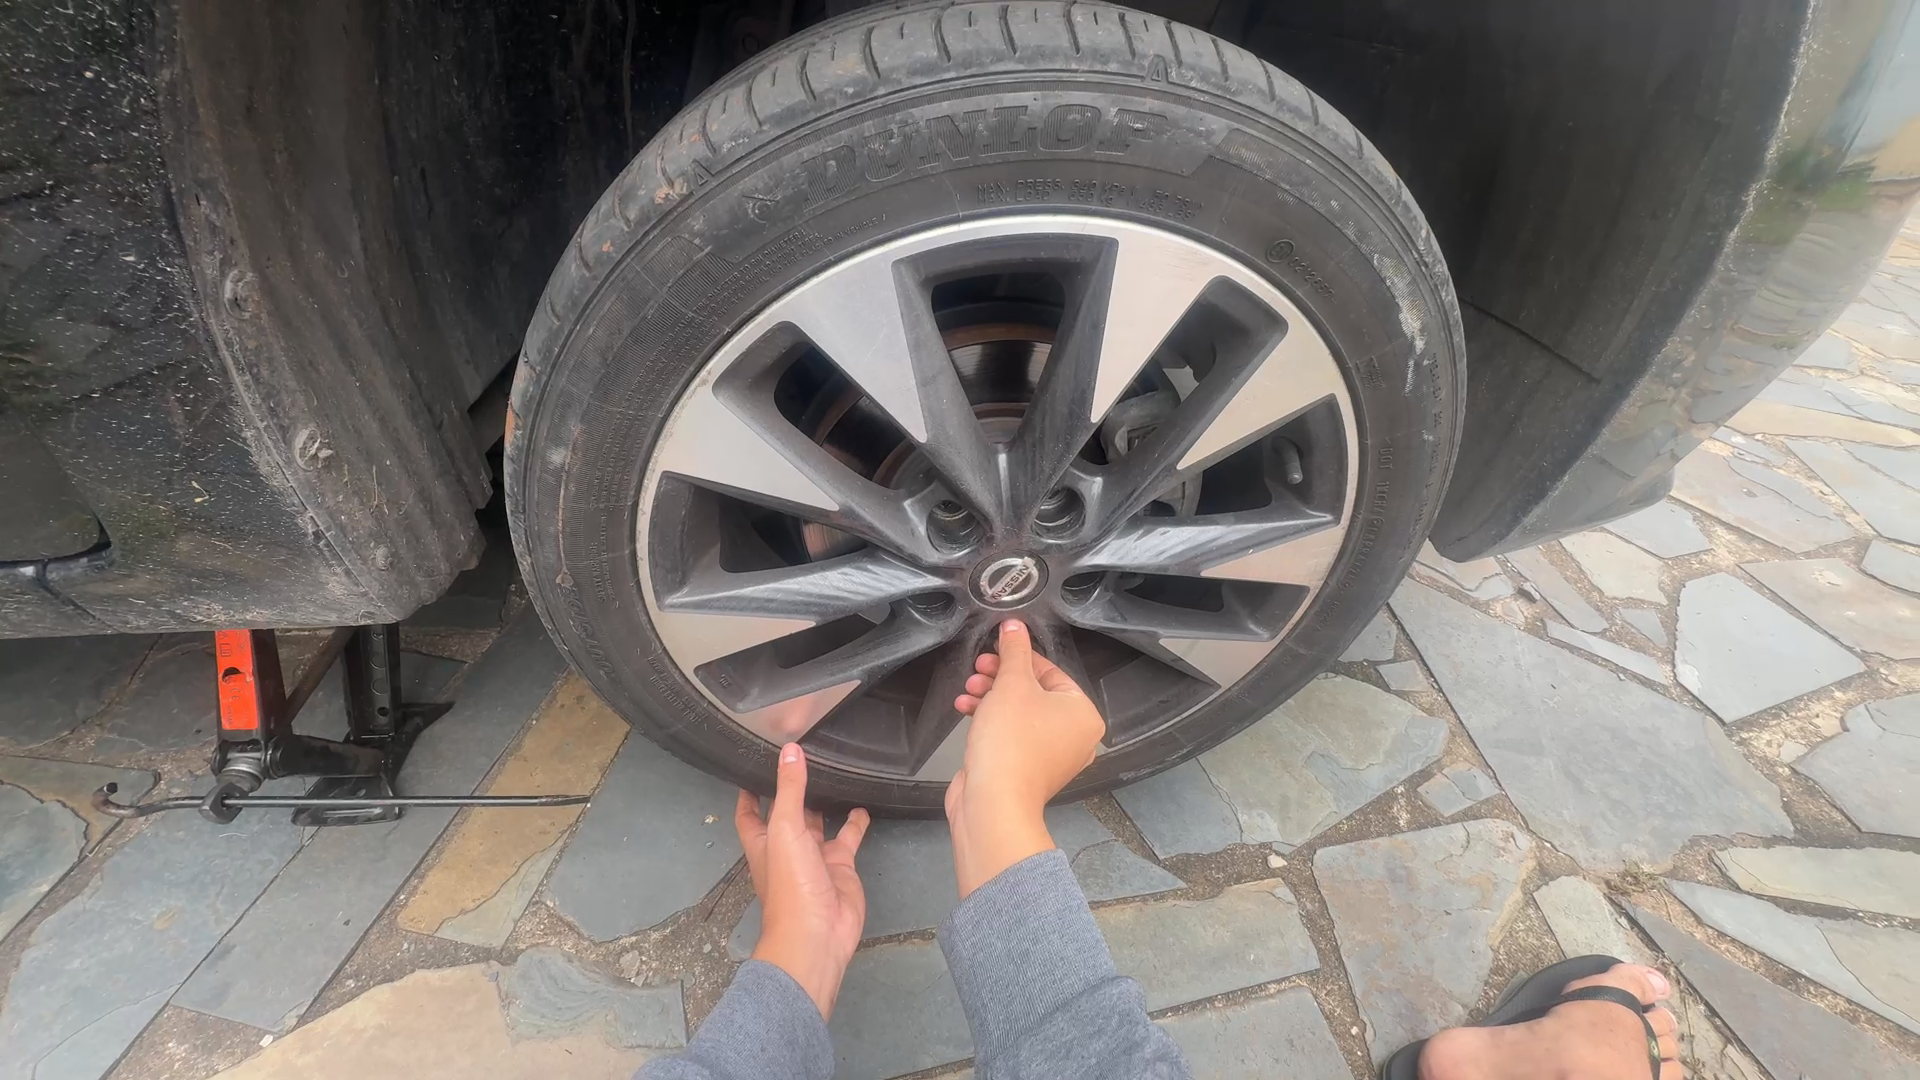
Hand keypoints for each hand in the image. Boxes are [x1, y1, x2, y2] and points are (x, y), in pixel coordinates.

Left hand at [735, 743, 869, 1019]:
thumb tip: (789, 749)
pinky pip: (848, 836)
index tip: (754, 764)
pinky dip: (855, 821)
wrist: (819, 933)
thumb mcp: (786, 829)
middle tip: (805, 755)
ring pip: (818, 822)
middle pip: (787, 812)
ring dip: (825, 802)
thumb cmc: (790, 882)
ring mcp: (814, 856)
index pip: (750, 812)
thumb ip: (791, 789)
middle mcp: (786, 847)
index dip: (749, 791)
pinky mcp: (840, 864)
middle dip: (793, 790)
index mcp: (763, 842)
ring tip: (836, 770)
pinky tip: (862, 802)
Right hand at [947, 619, 1105, 896]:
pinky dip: (989, 719)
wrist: (993, 804)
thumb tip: (1014, 625)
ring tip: (968, 690)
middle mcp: (1074, 736)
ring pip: (1018, 712)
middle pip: (1033, 691)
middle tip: (978, 668)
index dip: (1018, 656)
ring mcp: (1050, 756)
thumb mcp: (1011, 684)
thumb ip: (1013, 651)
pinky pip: (1010, 734)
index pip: (1050, 671)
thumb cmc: (1011, 740)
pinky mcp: (1025, 769)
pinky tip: (965, 710)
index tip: (993, 649)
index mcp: (1083, 714)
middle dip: (1000, 677)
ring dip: (990, 696)